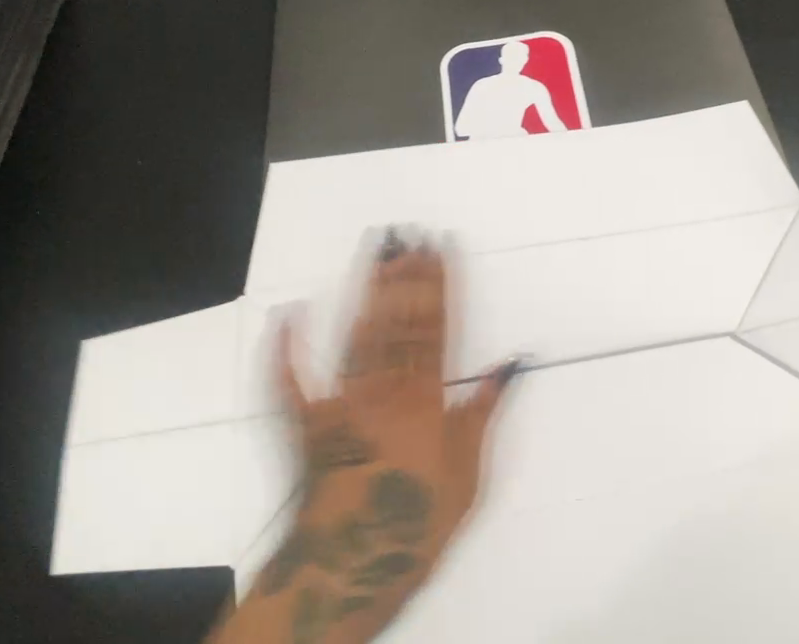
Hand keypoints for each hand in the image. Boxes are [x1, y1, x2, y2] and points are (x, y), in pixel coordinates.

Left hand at [210, 232, 520, 643]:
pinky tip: (287, 313)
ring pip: (357, 335)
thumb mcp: (469, 472)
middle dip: (404, 275)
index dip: (438, 284)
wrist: (352, 565)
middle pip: (397, 322)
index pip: (435, 326)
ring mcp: (341, 403)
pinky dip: (285, 348)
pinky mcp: (306, 424)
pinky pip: (290, 382)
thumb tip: (513, 363)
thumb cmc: (418, 522)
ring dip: (367, 291)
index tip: (439, 247)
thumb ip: (485, 411)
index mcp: (425, 397)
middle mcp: (383, 388)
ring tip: (375, 251)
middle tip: (406, 234)